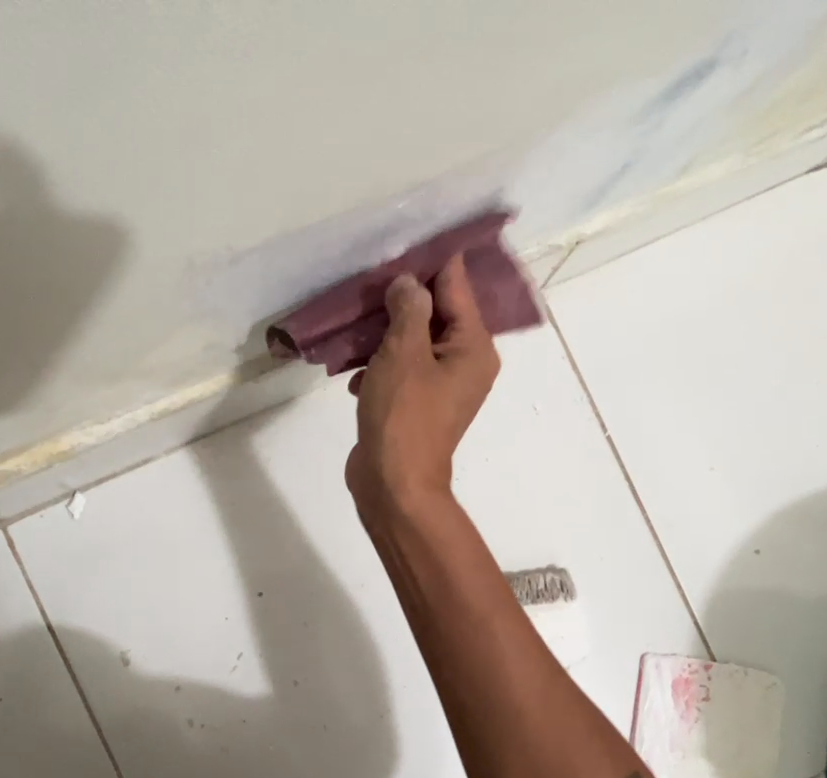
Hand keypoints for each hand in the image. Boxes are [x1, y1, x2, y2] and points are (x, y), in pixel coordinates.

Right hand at [345, 252, 501, 515]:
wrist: (394, 485)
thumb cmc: (403, 416)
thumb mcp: (403, 353)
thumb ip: (408, 309)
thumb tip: (409, 282)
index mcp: (474, 347)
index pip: (456, 286)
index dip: (430, 261)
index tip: (400, 241)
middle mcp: (466, 364)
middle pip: (435, 313)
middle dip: (400, 299)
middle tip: (367, 280)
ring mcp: (442, 388)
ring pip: (413, 343)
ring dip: (384, 334)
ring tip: (352, 326)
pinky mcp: (418, 406)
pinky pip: (401, 371)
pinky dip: (379, 367)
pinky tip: (353, 373)